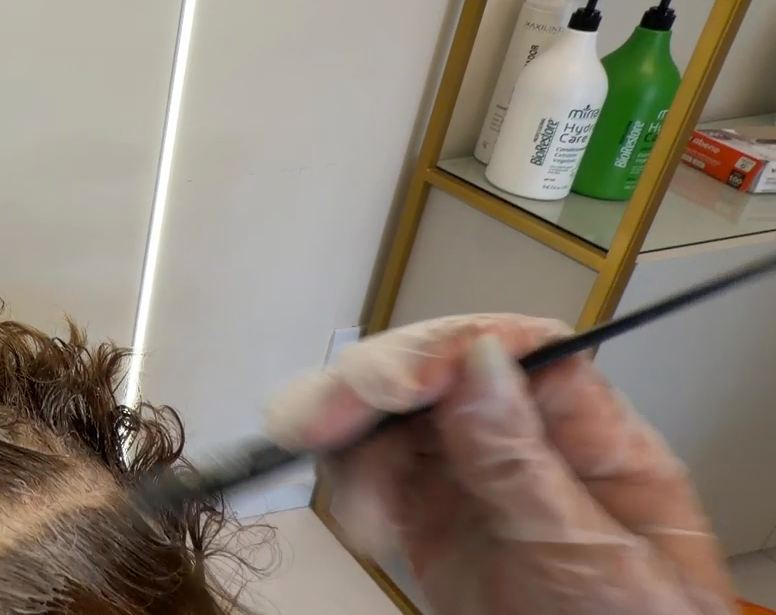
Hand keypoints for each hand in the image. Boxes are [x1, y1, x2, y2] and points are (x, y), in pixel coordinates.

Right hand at [265, 314, 732, 614]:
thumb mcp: (589, 562)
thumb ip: (524, 463)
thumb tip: (480, 355)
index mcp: (587, 440)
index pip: (516, 351)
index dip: (449, 349)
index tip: (399, 383)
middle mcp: (515, 436)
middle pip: (426, 369)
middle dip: (366, 392)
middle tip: (323, 423)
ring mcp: (458, 464)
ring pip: (375, 406)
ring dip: (342, 440)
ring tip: (347, 497)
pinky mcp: (411, 495)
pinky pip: (355, 455)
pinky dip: (340, 475)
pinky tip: (357, 514)